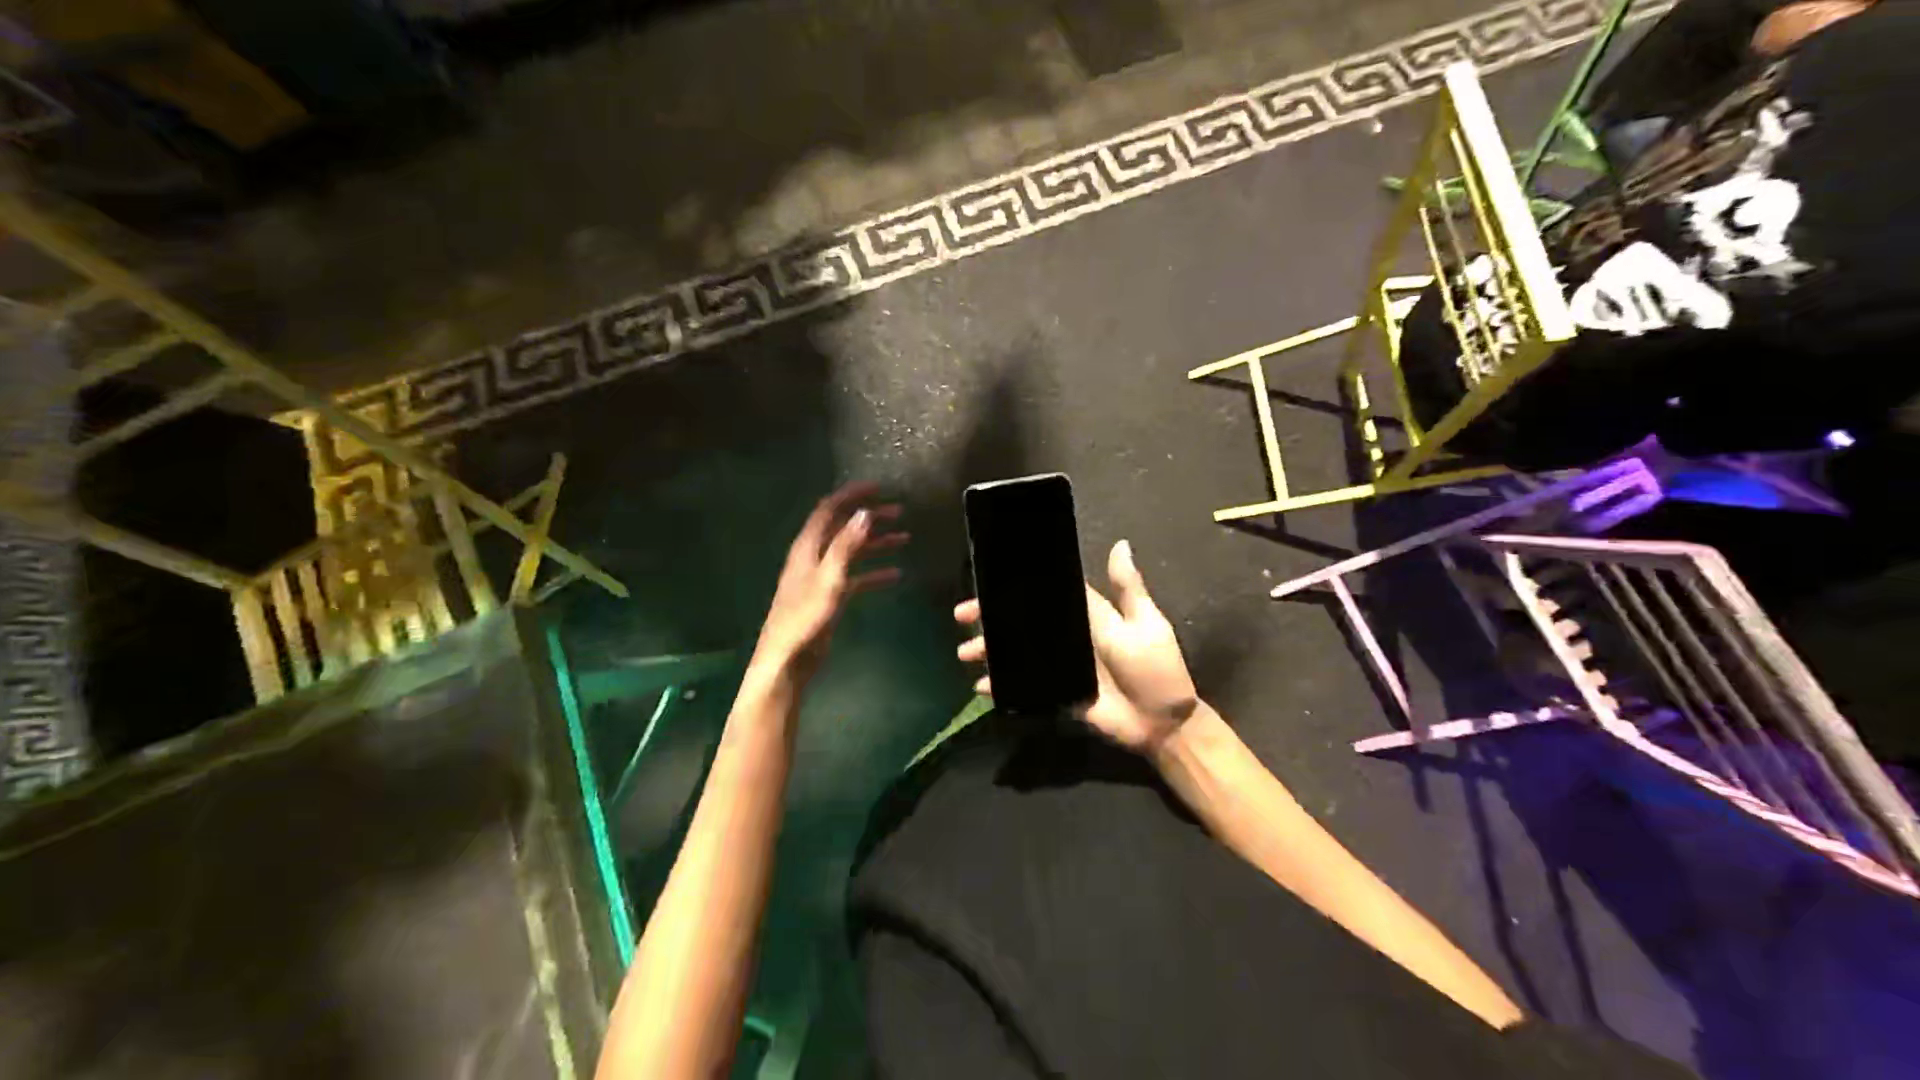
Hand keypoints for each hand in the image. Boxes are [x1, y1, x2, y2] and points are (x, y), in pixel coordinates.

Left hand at [756, 482, 906, 671]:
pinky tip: (895, 575)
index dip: (851, 495)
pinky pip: (855, 577)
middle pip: (842, 528)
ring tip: (904, 538)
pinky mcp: (828, 597)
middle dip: (869, 517)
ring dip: (875, 543)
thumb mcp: (830, 579)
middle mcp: (813, 557)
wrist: (788, 659)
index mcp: (808, 547)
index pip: (829, 510)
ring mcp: (821, 577)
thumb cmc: (806, 618)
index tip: (878, 488)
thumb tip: (864, 513)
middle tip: (899, 512)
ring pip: (851, 551)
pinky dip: (874, 573)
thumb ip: (847, 545)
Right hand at [956, 539, 1201, 753]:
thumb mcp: (1145, 624)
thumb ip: (1128, 589)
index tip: (986, 578)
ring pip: (1016, 651)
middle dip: (989, 617)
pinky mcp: (1055, 692)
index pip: (1045, 593)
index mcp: (1086, 615)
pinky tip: (981, 686)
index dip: (1016, 585)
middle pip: (1021, 621)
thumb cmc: (1156, 669)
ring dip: (988, 650)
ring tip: (965, 653)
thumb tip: (1120, 543)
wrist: (1162, 724)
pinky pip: (1022, 685)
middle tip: (961, 615)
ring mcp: (1058, 665)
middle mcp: (1067, 636)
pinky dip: (1000, 685)